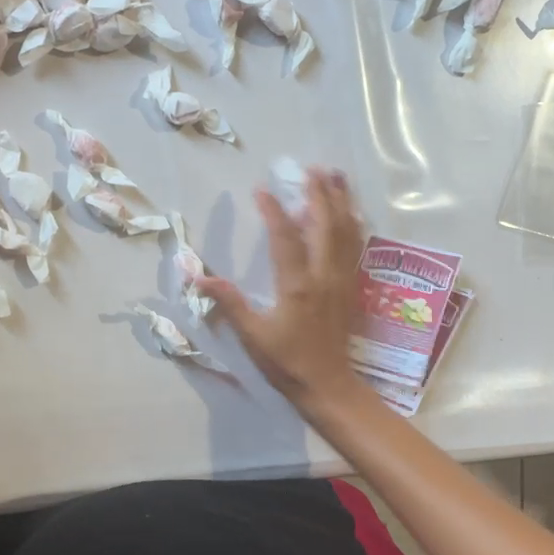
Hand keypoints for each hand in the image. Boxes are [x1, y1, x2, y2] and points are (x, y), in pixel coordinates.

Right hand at [196, 166, 365, 414]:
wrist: (327, 385)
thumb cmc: (286, 362)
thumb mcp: (252, 336)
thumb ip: (230, 303)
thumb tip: (198, 279)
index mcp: (297, 285)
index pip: (285, 238)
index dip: (274, 211)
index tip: (263, 189)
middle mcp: (324, 276)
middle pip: (326, 224)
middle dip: (319, 194)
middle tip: (312, 168)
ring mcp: (341, 280)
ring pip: (347, 231)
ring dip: (341, 202)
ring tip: (336, 177)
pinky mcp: (350, 288)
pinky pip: (355, 247)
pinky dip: (352, 224)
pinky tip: (350, 213)